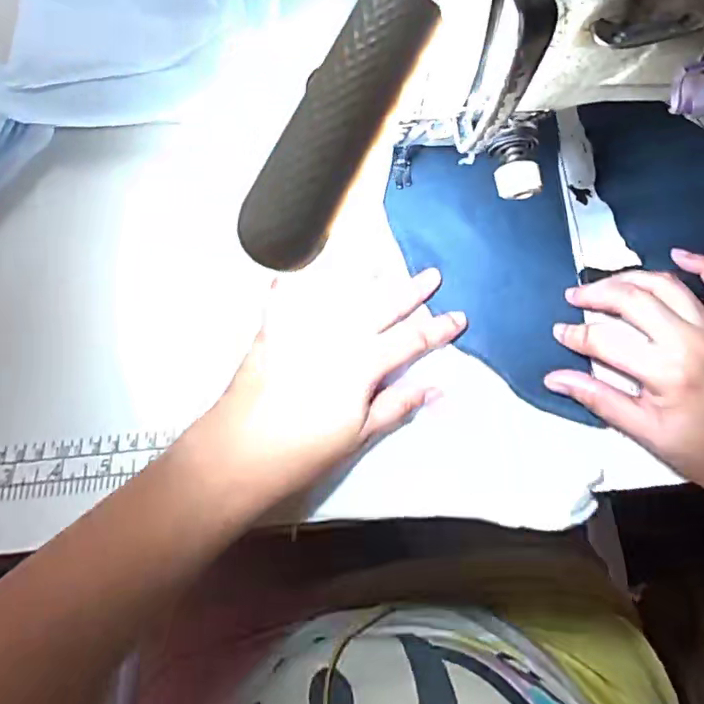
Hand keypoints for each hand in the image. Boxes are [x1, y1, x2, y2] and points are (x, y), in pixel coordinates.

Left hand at [187, 268, 465, 506]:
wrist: (244, 445)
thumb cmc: (307, 448)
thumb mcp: (360, 432)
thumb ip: (397, 404)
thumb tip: (437, 388)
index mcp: (363, 362)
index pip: (410, 341)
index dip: (438, 329)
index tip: (460, 316)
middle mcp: (337, 334)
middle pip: (381, 305)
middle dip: (410, 290)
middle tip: (432, 274)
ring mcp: (304, 325)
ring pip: (340, 290)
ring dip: (362, 272)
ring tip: (379, 256)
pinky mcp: (275, 325)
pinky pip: (290, 292)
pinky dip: (298, 277)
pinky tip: (303, 265)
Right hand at [543, 249, 703, 513]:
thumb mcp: (647, 434)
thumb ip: (599, 399)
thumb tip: (555, 378)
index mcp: (667, 372)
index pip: (604, 340)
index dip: (575, 335)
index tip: (559, 333)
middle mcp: (692, 341)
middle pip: (632, 299)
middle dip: (595, 295)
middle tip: (573, 298)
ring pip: (667, 285)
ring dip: (631, 278)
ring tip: (607, 284)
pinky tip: (680, 254)